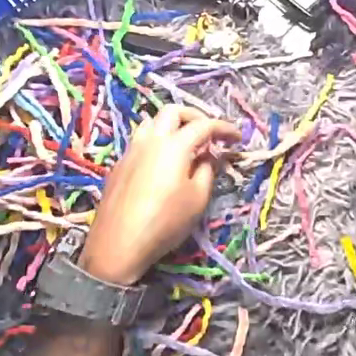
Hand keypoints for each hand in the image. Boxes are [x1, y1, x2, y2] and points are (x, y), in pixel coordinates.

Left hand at [81, 106, 240, 284]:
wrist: (118, 244)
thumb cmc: (165, 222)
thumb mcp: (197, 199)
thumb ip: (207, 171)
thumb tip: (208, 156)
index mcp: (174, 145)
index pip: (204, 125)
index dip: (223, 128)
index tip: (236, 137)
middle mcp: (150, 140)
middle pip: (172, 112)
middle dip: (194, 116)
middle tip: (208, 133)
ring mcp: (130, 151)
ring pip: (151, 123)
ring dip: (170, 126)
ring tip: (183, 144)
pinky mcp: (118, 166)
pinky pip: (139, 142)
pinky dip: (155, 142)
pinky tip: (161, 164)